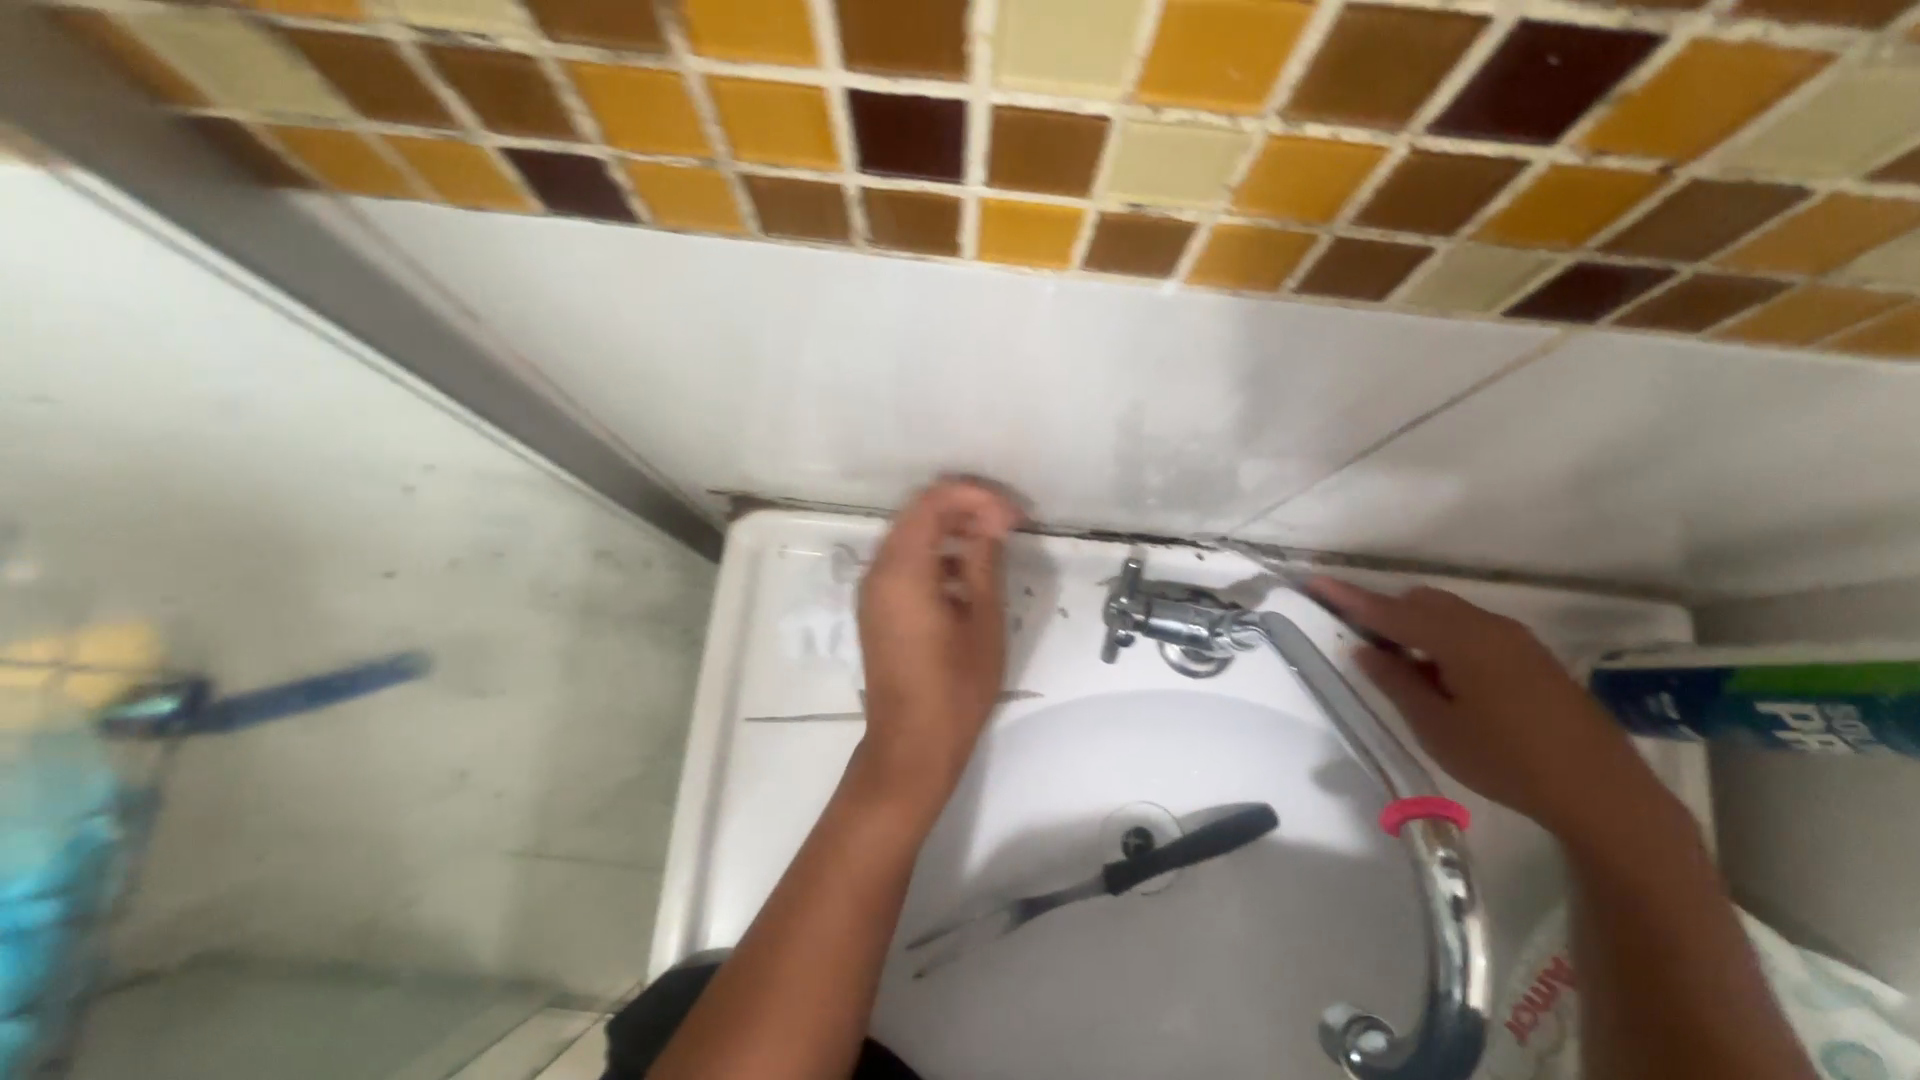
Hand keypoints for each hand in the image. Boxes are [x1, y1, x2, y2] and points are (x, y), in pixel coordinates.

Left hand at [854, 479, 1022, 810]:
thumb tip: (993, 520)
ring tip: (995, 547)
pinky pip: (904, 566)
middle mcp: (878, 571)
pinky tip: (969, 578)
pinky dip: (936, 559)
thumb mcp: (983, 620)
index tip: (1013, 515)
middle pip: (918, 515)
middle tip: (1009, 524)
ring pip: (911, 539)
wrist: (911, 744)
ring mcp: (872, 591)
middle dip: (965, 509)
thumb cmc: (955, 686)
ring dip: (951, 533)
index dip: (976, 496)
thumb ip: (986, 561)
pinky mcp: (877, 610)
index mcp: (902, 569)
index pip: (933, 502)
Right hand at [1309, 578, 1665, 839]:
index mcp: (1461, 639)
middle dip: (1387, 613)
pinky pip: (1474, 631)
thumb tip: (1365, 649)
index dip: (1350, 598)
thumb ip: (1396, 682)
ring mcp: (1517, 640)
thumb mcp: (1436, 727)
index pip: (1391, 610)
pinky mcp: (1533, 657)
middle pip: (1423, 602)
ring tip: (1402, 670)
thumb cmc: (1506, 761)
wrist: (1600, 791)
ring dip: (1418, 629)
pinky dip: (1446, 641)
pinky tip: (1444, 681)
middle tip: (1362, 646)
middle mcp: (1489, 626)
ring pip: (1451, 615)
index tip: (1315, 583)